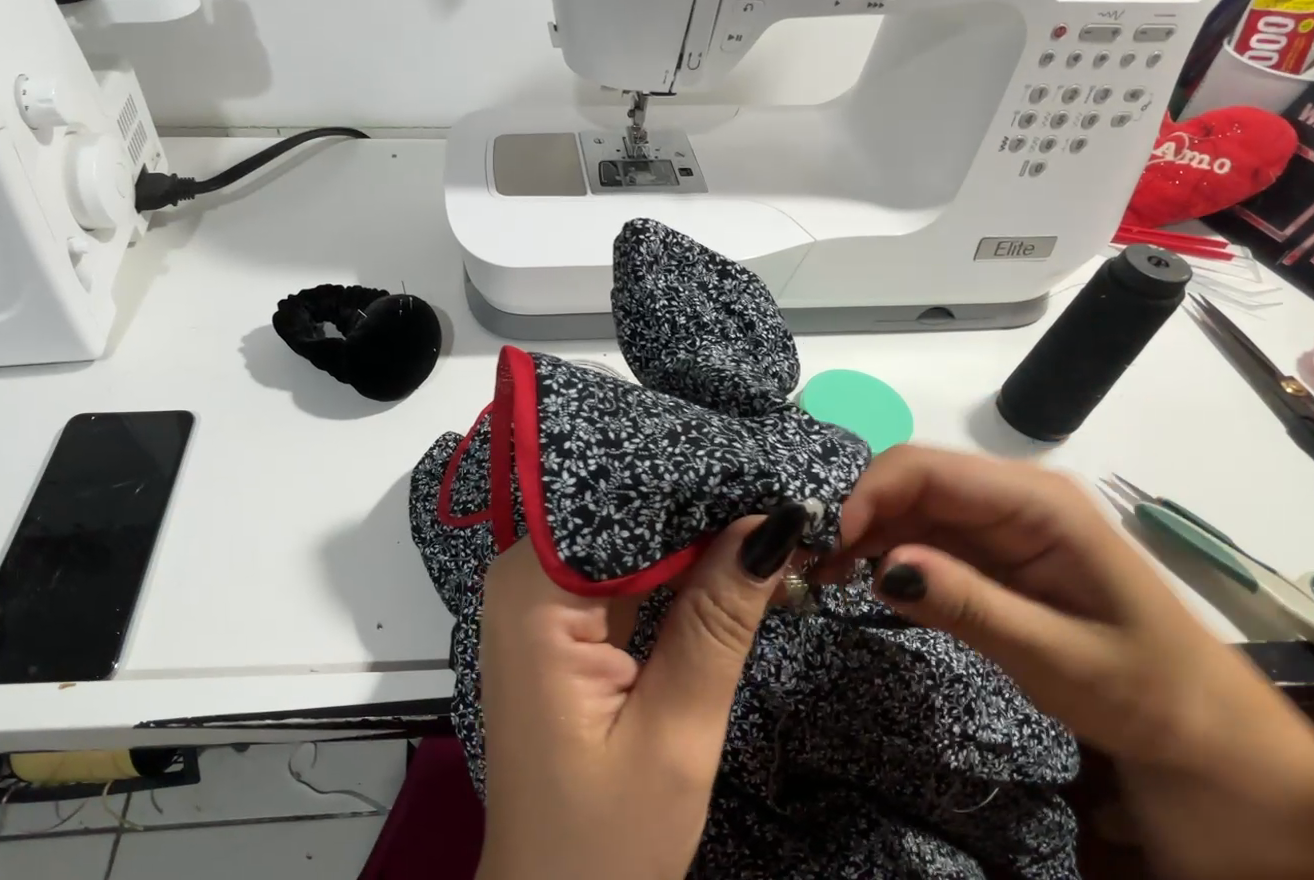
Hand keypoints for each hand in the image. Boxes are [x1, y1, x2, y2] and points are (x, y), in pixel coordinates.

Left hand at [475, 506, 806, 879]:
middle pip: (621, 516)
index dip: (699, 488)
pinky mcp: (557, 621)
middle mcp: (523, 576)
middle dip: (702, 509)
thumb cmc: (604, 840)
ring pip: (627, 541)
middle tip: (790, 498)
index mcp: (534, 592)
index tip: (774, 474)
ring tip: (774, 518)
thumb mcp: (675, 734)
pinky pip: (621, 574)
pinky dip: (675, 570)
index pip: (622, 504)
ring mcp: (537, 598)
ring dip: (695, 538)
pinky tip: (730, 562)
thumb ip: (717, 621)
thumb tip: (771, 524)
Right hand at [823, 445, 1313, 879]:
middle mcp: (1012, 498)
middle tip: (814, 565)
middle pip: (909, 480)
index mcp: (1038, 503)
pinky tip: (857, 581)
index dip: (869, 494)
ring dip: (861, 534)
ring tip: (824, 576)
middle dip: (855, 513)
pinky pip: (920, 536)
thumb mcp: (1058, 656)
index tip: (831, 546)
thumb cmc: (1145, 690)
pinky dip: (882, 554)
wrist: (1200, 731)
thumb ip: (971, 606)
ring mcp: (998, 524)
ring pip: (906, 506)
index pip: (929, 469)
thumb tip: (885, 566)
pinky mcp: (988, 552)